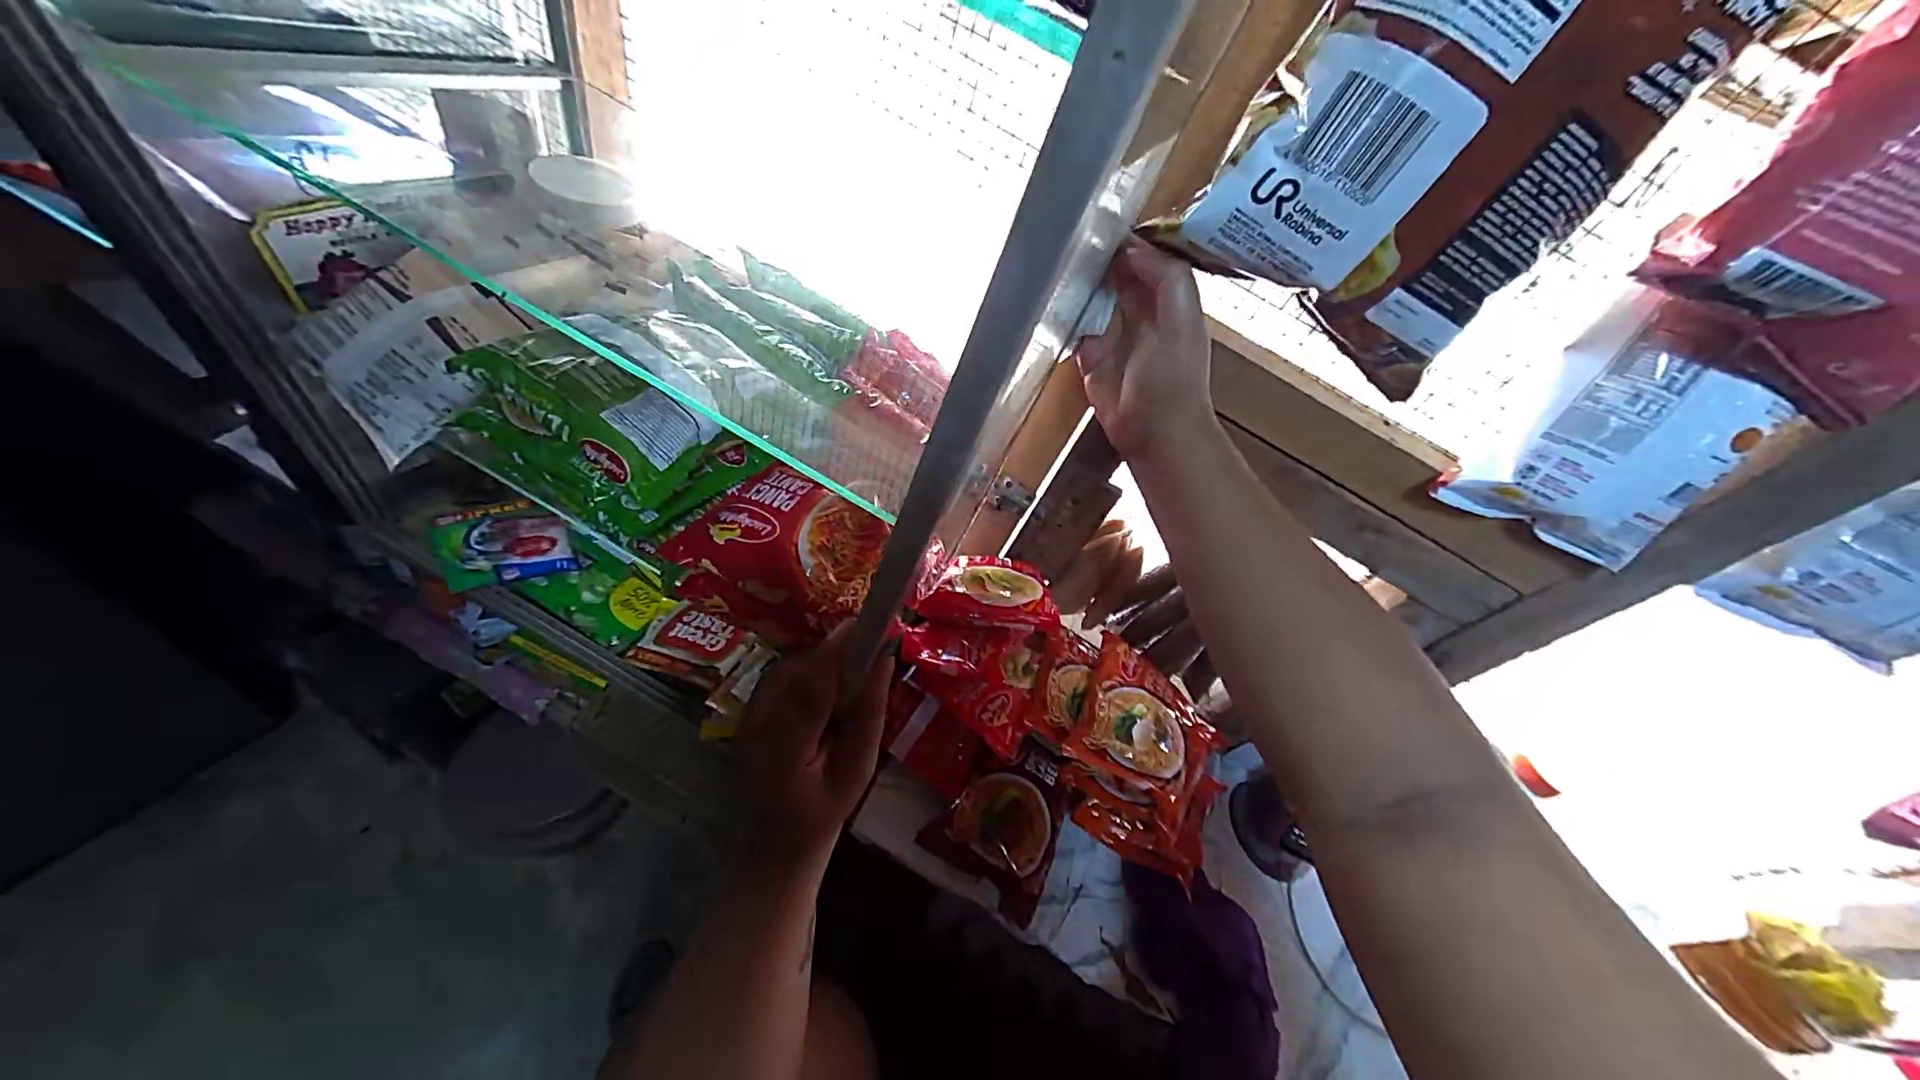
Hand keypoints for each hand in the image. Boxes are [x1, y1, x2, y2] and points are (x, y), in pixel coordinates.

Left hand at [734, 627, 894, 872]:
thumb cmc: (822, 813)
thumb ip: (869, 718)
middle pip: (796, 670)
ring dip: (821, 659)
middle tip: (869, 639)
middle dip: (833, 650)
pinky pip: (781, 677)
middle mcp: (755, 727)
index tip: (868, 626)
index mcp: (782, 752)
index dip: (838, 653)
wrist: (774, 840)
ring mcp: (745, 718)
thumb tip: (883, 662)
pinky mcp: (748, 711)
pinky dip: (809, 670)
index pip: (811, 689)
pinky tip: (830, 681)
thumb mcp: (857, 772)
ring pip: (787, 668)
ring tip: (854, 661)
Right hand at [1075, 238, 1215, 459]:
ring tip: (1058, 255)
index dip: (1133, 237)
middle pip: (1120, 273)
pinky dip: (1065, 315)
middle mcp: (1142, 313)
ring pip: (1096, 297)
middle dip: (1102, 254)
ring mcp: (1114, 335)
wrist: (1155, 434)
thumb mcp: (1180, 321)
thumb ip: (1166, 279)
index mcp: (1170, 300)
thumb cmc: (1174, 380)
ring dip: (1081, 281)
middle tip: (1074, 230)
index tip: (1105, 218)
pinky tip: (1051, 297)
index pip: (1151, 257)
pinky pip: (1076, 329)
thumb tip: (1132, 247)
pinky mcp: (1091, 359)